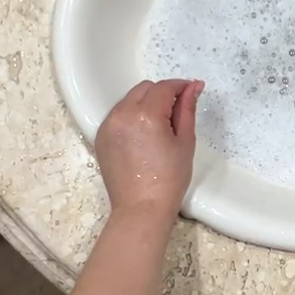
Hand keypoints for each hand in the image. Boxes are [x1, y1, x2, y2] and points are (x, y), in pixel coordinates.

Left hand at [95, 78, 203, 220]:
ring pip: (129, 100)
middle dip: (162, 94)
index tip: (191, 91)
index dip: (180, 86)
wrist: (142, 208)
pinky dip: (131, 117)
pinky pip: (118, 115)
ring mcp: (108, 126)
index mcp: (146, 116)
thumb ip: (187, 109)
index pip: (164, 88)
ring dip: (146, 104)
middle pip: (144, 89)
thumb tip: (193, 87)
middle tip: (176, 113)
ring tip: (159, 127)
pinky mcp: (101, 137)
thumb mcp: (185, 142)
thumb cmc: (169, 180)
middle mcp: (122, 115)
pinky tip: (143, 136)